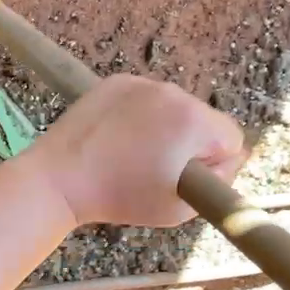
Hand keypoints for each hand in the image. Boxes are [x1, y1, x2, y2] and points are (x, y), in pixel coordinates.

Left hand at [21, 75, 245, 226]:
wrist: (58, 180)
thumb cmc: (119, 197)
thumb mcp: (182, 207)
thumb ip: (220, 182)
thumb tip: (229, 159)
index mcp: (194, 120)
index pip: (231, 139)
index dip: (211, 165)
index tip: (179, 178)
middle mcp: (172, 91)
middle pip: (201, 119)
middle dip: (187, 143)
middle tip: (150, 168)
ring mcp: (140, 82)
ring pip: (171, 108)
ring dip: (162, 127)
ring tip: (129, 155)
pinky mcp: (113, 82)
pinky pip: (142, 99)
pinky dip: (136, 115)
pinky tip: (115, 138)